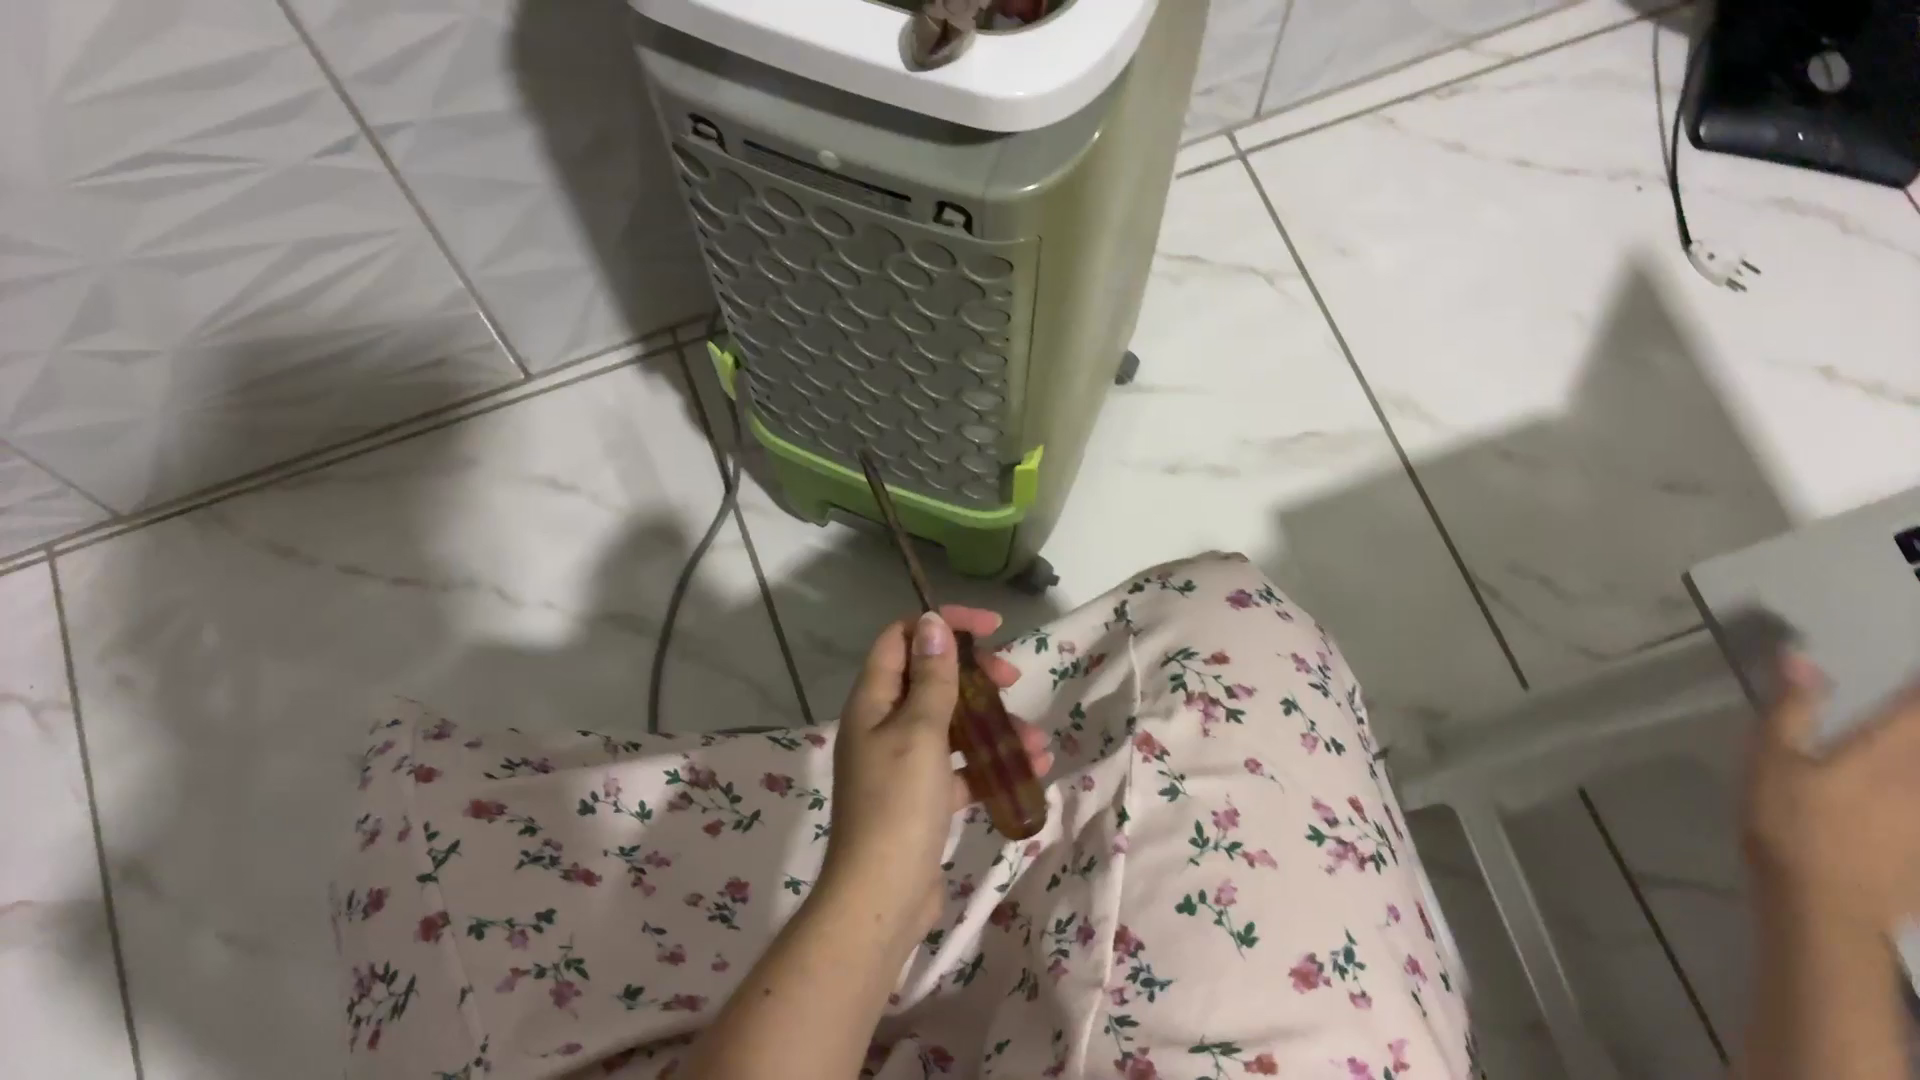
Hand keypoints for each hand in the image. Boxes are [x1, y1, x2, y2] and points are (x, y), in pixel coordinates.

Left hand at [818, 607, 1052, 947]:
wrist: (882, 895)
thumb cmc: (899, 803)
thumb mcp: (920, 731)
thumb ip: (932, 677)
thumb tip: (932, 622)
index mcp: (872, 701)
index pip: (901, 639)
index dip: (943, 624)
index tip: (992, 628)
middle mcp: (883, 725)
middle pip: (931, 679)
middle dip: (975, 675)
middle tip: (1011, 678)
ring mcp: (902, 763)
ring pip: (951, 724)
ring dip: (993, 725)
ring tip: (1035, 739)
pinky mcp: (921, 797)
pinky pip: (958, 766)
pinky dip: (989, 765)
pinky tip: (1029, 771)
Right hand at [1744, 651, 1919, 932]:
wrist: (1824, 904)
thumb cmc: (1788, 823)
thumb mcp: (1772, 762)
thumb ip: (1793, 710)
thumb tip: (1801, 657)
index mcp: (1884, 752)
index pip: (1916, 706)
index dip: (1918, 686)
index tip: (1915, 668)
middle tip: (1912, 704)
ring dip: (1919, 752)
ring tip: (1908, 747)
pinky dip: (1917, 794)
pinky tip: (1906, 807)